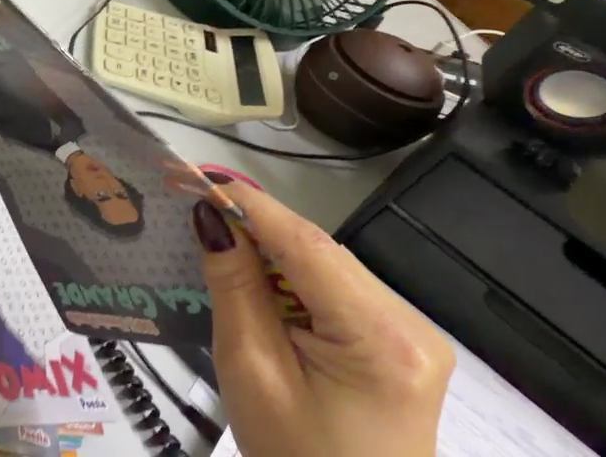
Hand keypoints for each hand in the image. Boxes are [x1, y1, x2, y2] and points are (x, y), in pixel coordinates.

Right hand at [194, 184, 453, 456]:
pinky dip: (291, 277)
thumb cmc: (293, 454)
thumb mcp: (250, 370)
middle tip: (193, 205)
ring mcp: (413, 336)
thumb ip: (233, 287)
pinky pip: (336, 290)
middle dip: (256, 225)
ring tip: (214, 238)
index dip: (250, 204)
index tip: (197, 177)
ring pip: (327, 265)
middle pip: (319, 252)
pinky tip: (254, 279)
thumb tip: (210, 218)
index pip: (307, 246)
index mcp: (382, 339)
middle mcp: (411, 326)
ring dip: (270, 250)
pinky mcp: (401, 346)